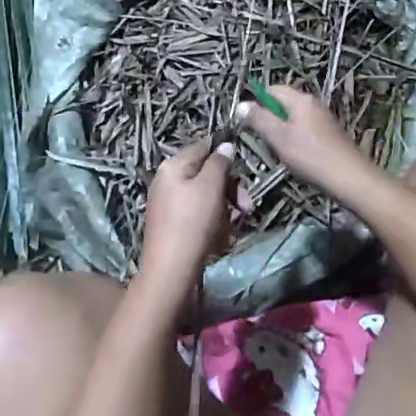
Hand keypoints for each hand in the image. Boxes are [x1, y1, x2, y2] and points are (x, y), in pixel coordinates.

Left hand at [136, 138, 236, 305]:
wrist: (170, 270)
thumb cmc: (192, 223)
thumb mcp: (210, 186)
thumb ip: (219, 162)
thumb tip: (225, 145)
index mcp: (173, 166)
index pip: (203, 147)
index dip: (225, 156)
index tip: (243, 173)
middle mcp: (167, 180)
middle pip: (207, 174)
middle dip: (230, 189)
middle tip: (247, 208)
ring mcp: (169, 203)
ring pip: (206, 196)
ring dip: (225, 208)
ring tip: (234, 226)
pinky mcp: (173, 224)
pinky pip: (198, 214)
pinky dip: (213, 222)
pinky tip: (221, 237)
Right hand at [234, 85, 376, 197]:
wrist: (350, 177)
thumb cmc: (311, 156)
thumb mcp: (279, 138)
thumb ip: (259, 119)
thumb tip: (241, 104)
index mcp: (301, 99)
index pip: (273, 89)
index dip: (258, 101)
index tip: (250, 122)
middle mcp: (314, 103)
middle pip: (284, 103)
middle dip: (270, 118)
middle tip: (264, 139)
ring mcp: (323, 118)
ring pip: (294, 118)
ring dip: (282, 131)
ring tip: (278, 150)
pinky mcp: (329, 133)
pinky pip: (305, 129)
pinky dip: (296, 139)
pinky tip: (296, 156)